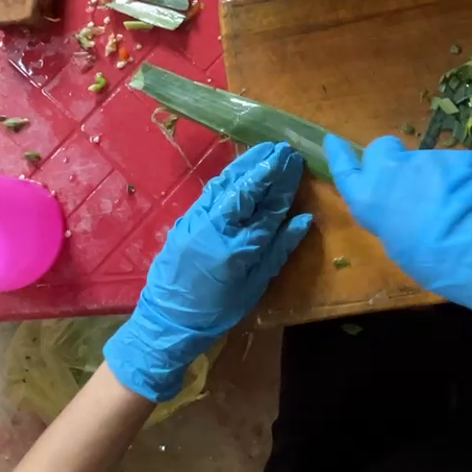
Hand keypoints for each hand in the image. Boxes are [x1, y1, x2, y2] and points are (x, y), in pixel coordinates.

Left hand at [105, 143, 312, 401]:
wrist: (167, 323)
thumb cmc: (217, 311)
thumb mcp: (255, 286)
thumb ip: (279, 250)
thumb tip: (304, 219)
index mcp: (238, 246)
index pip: (268, 206)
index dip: (284, 183)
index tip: (297, 163)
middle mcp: (217, 226)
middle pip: (246, 187)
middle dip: (266, 165)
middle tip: (284, 148)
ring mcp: (198, 220)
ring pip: (225, 184)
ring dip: (246, 164)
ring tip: (265, 150)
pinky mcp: (185, 220)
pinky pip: (211, 192)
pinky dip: (228, 176)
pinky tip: (239, 168)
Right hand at [326, 136, 471, 344]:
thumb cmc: (430, 261)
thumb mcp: (400, 243)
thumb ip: (394, 215)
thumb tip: (406, 202)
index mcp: (370, 200)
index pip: (346, 171)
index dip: (340, 155)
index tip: (334, 141)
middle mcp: (391, 172)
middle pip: (383, 149)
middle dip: (392, 157)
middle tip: (409, 180)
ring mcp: (425, 159)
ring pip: (427, 160)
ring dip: (436, 175)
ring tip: (455, 207)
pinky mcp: (456, 155)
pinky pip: (456, 164)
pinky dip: (462, 178)